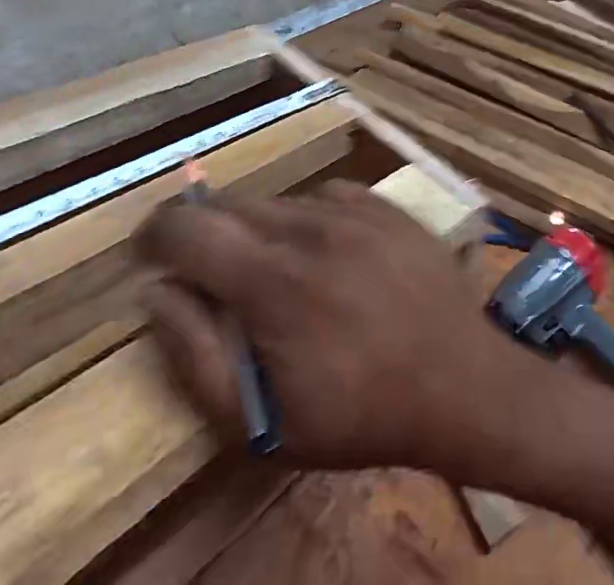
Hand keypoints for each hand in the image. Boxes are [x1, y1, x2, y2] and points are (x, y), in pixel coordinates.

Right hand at [134, 181, 528, 471]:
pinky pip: (333, 196)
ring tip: (280, 275)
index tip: (153, 264)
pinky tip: (328, 253)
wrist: (461, 381)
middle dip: (207, 236)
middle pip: (233, 206)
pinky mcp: (395, 212)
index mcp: (274, 280)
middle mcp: (316, 229)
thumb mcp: (258, 418)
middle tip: (216, 281)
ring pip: (284, 201)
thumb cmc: (359, 412)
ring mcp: (363, 214)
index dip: (154, 239)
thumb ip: (194, 352)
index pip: (187, 225)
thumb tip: (155, 293)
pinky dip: (313, 217)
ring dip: (263, 230)